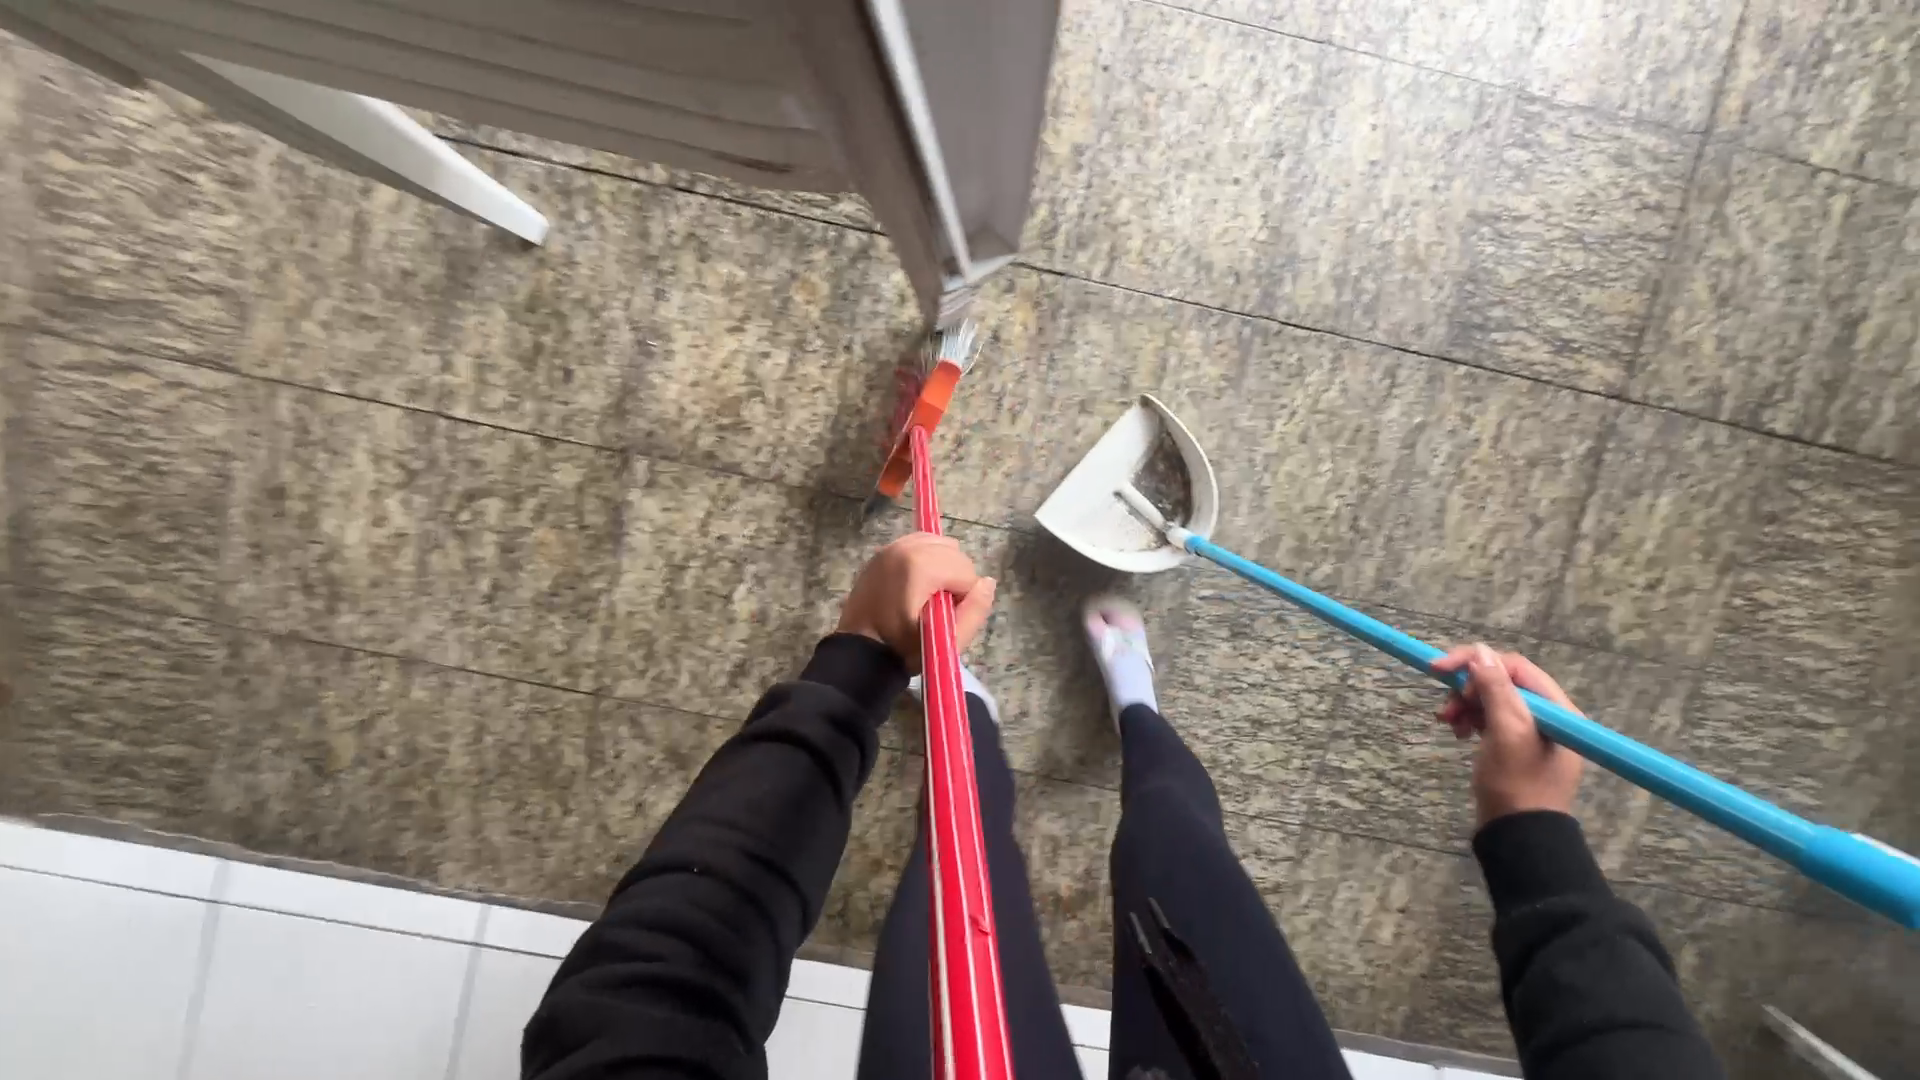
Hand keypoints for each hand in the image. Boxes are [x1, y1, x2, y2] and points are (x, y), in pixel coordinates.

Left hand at [836, 533, 995, 672]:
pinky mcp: (884, 551)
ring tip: (928, 594)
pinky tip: (919, 582)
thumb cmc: (903, 649)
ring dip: (943, 567)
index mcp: (920, 566)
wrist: (859, 652)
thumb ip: (975, 611)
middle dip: (955, 580)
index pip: (967, 573)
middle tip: (938, 607)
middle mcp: (906, 547)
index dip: (963, 599)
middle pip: (955, 555)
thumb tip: (988, 582)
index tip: (945, 617)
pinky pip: (919, 543)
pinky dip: (927, 558)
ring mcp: (892, 546)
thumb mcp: (947, 640)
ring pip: (940, 545)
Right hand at [1432, 644, 1583, 827]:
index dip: (1476, 662)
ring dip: (1464, 704)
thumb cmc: (1516, 783)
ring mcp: (1530, 730)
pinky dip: (1468, 719)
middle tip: (1447, 707)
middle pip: (1500, 680)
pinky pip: (1487, 717)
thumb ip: (1496, 690)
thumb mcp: (1506, 733)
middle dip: (1468, 688)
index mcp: (1556, 710)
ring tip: (1448, 723)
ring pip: (1489, 698)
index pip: (1514, 666)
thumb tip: (1480, 651)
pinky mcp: (1513, 743)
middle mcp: (1547, 716)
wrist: (1517, 833)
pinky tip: (1457, 733)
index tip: (1439, 669)